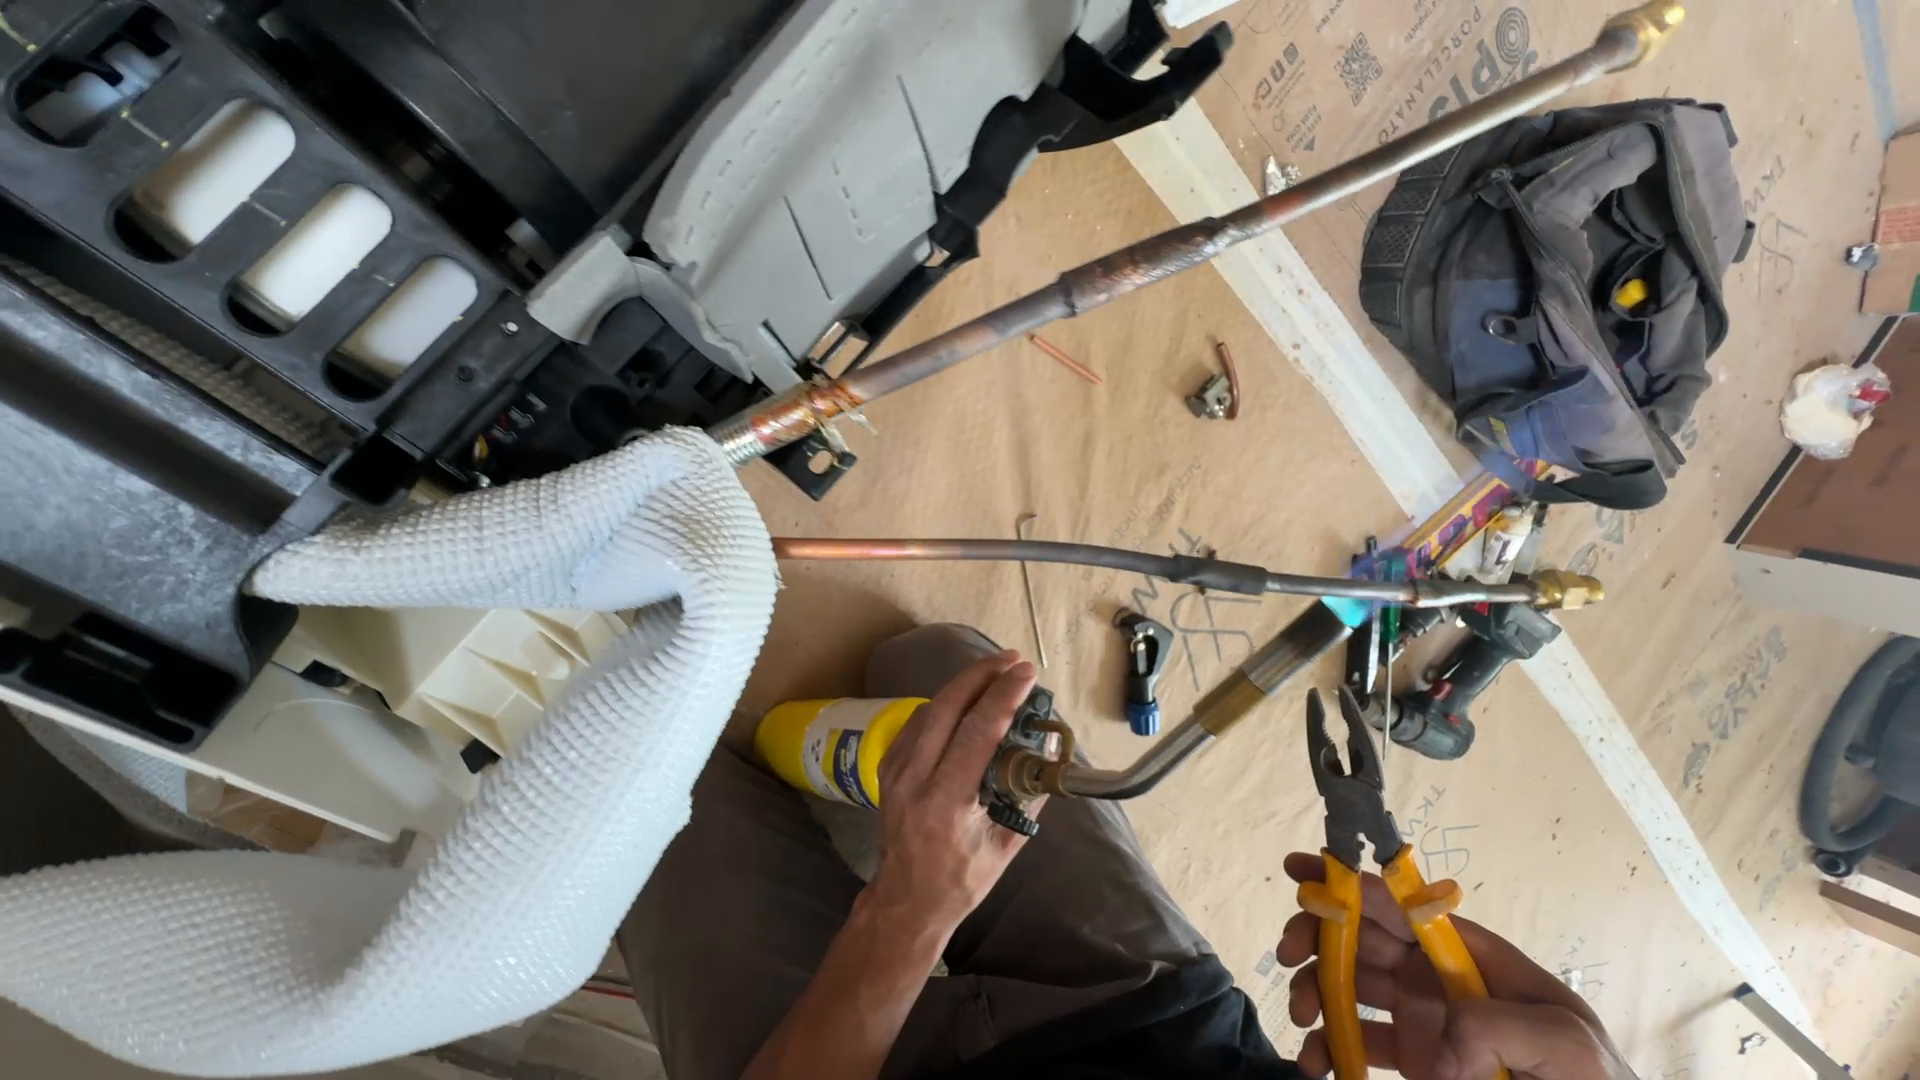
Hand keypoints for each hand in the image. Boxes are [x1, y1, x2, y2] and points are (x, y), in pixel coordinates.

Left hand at [865, 651, 1040, 937]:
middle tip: (1011, 658)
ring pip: (928, 710)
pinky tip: (964, 695)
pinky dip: (943, 703)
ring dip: (962, 684)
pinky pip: (917, 722)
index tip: (1026, 673)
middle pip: (946, 708)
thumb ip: (1028, 796)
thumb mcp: (1005, 845)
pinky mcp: (886, 766)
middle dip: (980, 676)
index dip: (1003, 697)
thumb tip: (1047, 750)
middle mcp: (914, 779)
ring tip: (994, 669)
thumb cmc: (961, 880)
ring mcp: (894, 771)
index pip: (976, 733)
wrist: (905, 901)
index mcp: (946, 802)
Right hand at [1277, 852, 1635, 1079]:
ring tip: (1301, 1020)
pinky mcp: (1415, 1063)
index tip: (1300, 875)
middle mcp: (1436, 978)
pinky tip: (1313, 1062)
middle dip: (1314, 936)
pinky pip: (1357, 1042)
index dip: (1348, 883)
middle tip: (1287, 956)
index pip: (1400, 905)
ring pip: (1346, 985)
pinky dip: (1326, 1046)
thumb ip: (1503, 1026)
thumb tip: (1432, 1045)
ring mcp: (1423, 1021)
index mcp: (1468, 955)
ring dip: (1312, 991)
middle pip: (1360, 938)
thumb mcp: (1570, 1047)